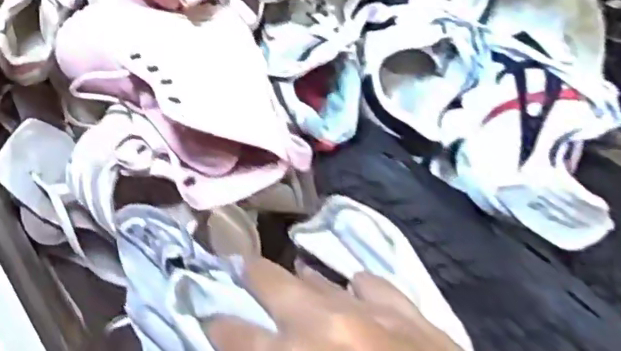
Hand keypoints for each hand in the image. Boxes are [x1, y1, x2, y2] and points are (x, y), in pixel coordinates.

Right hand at [208, 255, 459, 350]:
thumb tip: (252, 347)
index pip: (231, 333)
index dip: (216, 328)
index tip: (208, 323)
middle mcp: (316, 322)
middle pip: (265, 278)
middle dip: (249, 280)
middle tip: (243, 282)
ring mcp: (365, 312)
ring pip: (315, 277)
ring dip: (300, 284)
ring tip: (293, 283)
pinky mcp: (412, 315)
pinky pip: (372, 285)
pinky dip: (357, 289)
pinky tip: (355, 293)